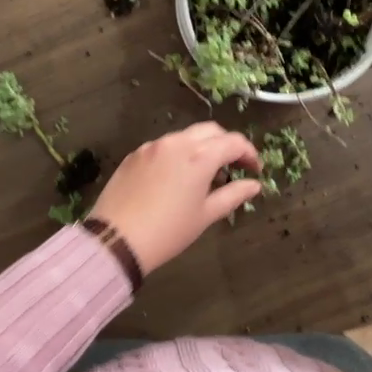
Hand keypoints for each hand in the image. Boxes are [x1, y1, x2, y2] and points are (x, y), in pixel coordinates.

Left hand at [88, 122, 262, 273]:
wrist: (117, 239)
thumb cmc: (169, 231)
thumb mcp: (206, 215)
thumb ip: (233, 195)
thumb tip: (254, 185)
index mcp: (199, 156)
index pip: (233, 142)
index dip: (249, 154)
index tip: (254, 170)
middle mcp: (176, 143)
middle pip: (211, 131)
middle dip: (226, 144)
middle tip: (233, 167)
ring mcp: (152, 146)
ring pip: (185, 136)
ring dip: (201, 148)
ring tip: (204, 174)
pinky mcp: (134, 154)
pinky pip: (164, 146)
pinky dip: (178, 154)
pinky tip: (176, 177)